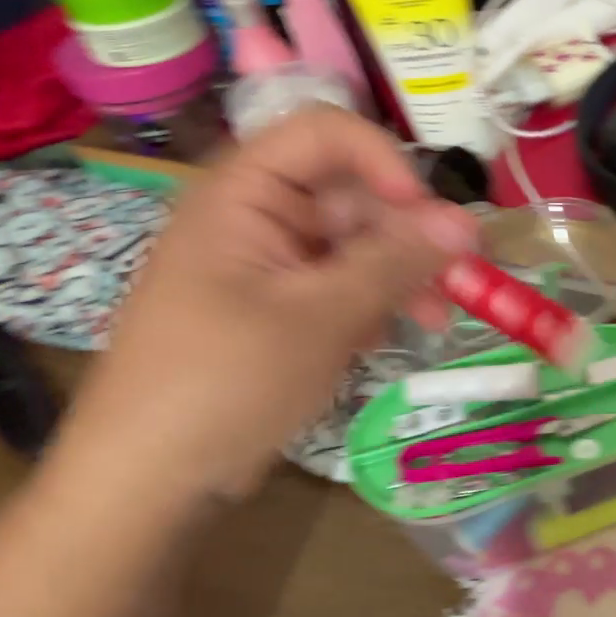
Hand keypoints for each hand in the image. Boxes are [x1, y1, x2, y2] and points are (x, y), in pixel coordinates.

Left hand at [52, 106, 476, 503]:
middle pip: (350, 194)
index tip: (429, 216)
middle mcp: (254, 217)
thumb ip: (397, 262)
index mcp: (243, 195)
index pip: (324, 134)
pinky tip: (386, 341)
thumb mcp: (321, 317)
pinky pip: (339, 285)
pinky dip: (372, 305)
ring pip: (353, 245)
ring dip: (399, 276)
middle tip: (457, 284)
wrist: (147, 482)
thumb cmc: (224, 384)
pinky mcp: (276, 308)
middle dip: (407, 235)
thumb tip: (468, 221)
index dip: (384, 161)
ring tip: (435, 323)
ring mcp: (265, 265)